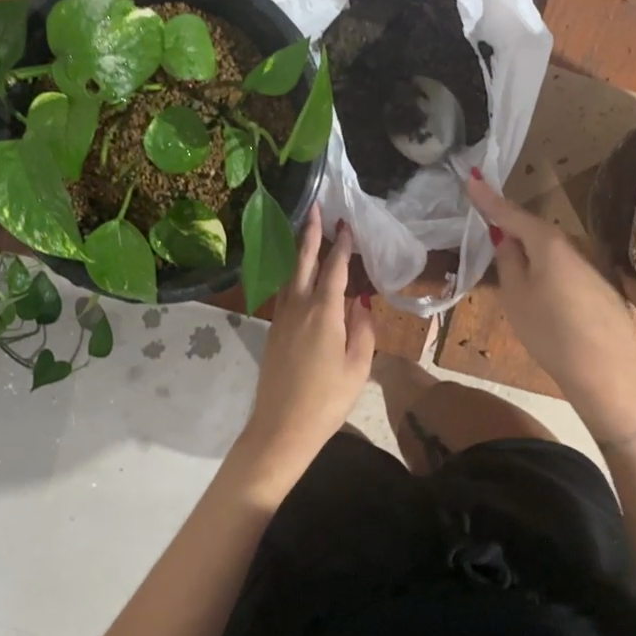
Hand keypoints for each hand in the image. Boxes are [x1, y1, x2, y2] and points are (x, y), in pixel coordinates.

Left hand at [239, 206, 376, 461]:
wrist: (282, 427)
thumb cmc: (327, 400)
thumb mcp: (358, 366)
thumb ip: (362, 330)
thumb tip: (360, 302)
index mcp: (324, 313)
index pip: (334, 269)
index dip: (342, 245)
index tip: (347, 223)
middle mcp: (299, 308)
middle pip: (305, 263)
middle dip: (312, 234)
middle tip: (317, 208)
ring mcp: (282, 319)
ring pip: (292, 276)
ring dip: (301, 253)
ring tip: (308, 234)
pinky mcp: (273, 332)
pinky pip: (286, 293)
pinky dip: (295, 276)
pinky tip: (301, 276)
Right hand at [465, 175, 635, 404]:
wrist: (607, 371)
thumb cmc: (551, 334)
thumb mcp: (516, 298)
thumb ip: (508, 261)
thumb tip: (506, 238)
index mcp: (549, 242)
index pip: (512, 213)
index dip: (489, 199)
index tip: (472, 178)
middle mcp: (575, 244)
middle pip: (536, 232)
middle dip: (513, 233)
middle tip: (489, 239)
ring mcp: (594, 264)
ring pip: (553, 253)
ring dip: (533, 258)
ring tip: (516, 282)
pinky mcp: (604, 285)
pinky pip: (568, 269)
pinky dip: (551, 274)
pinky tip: (545, 300)